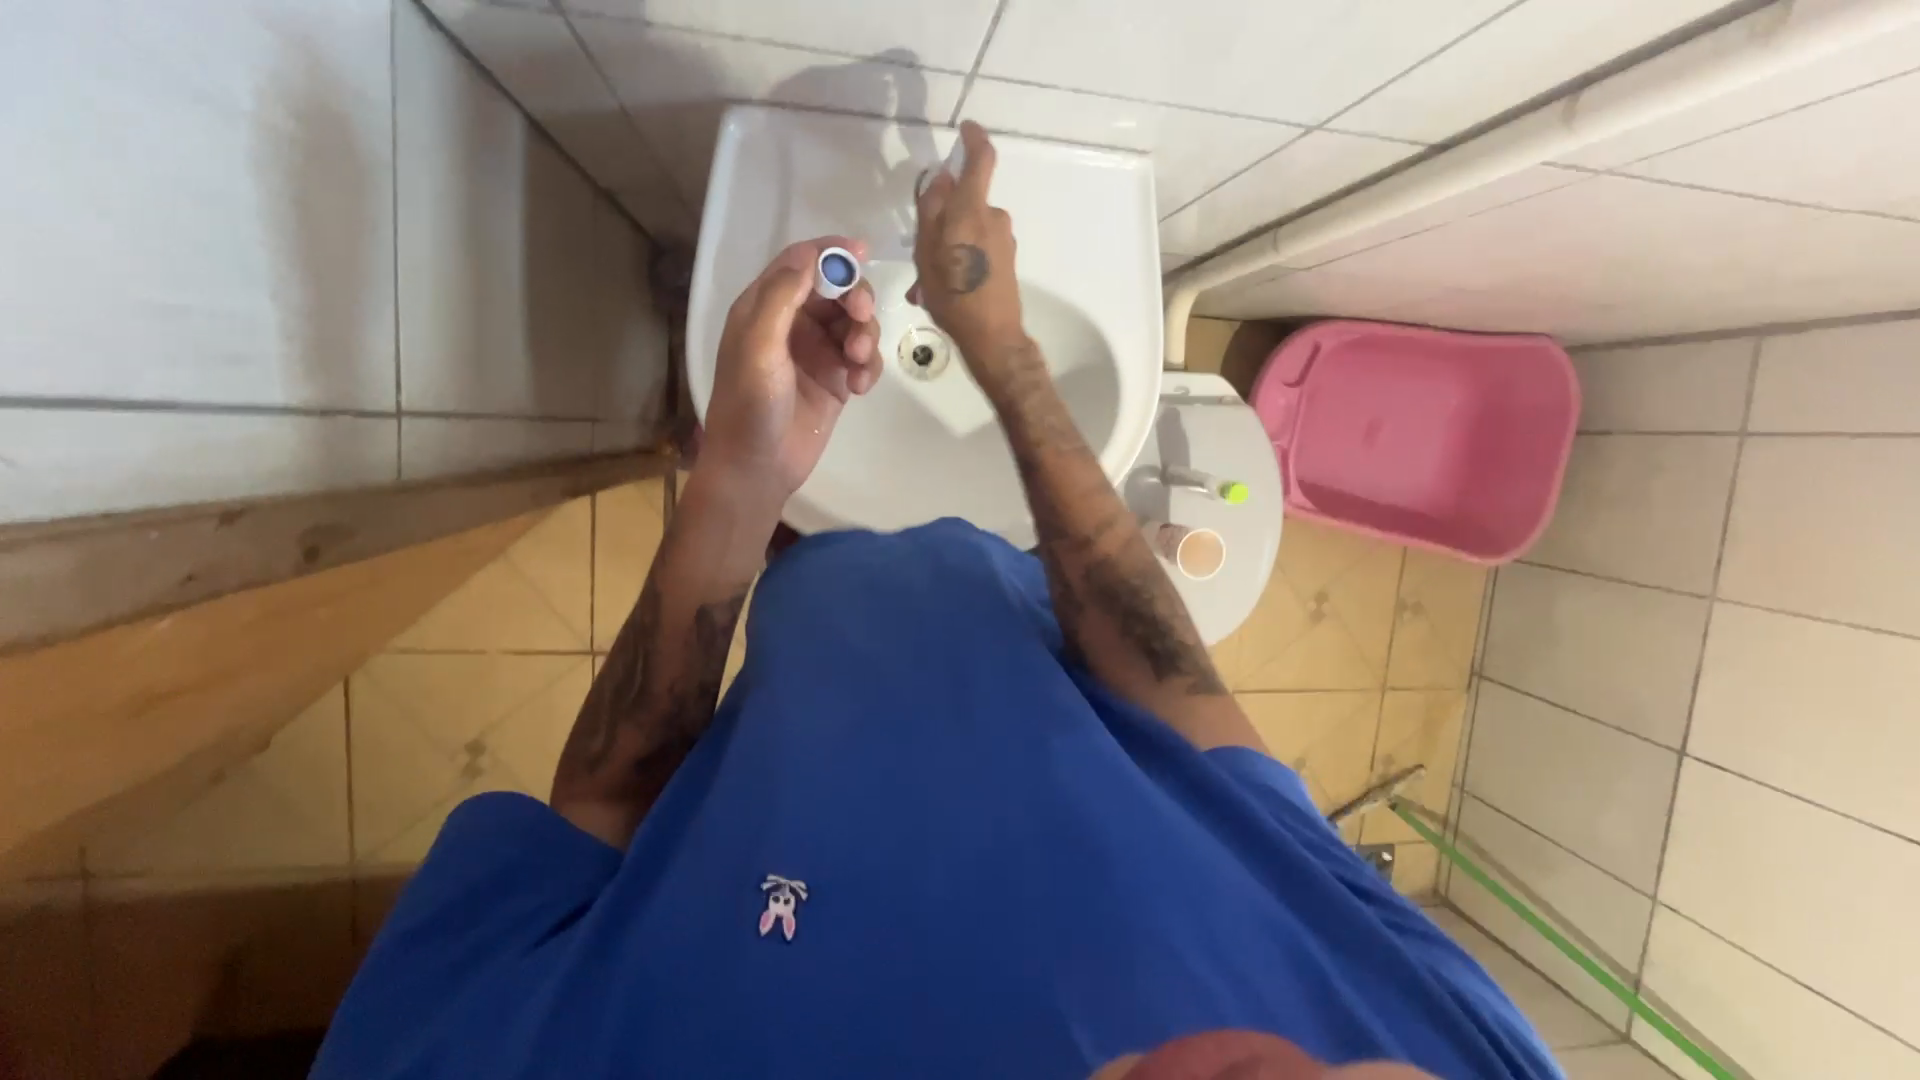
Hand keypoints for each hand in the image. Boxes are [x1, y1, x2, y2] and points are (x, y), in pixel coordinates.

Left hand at [702, 237, 880, 508]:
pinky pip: (864, 359)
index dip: (830, 253)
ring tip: (858, 364)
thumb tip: (813, 256)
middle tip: (861, 318)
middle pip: (836, 291)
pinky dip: (869, 367)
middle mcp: (792, 324)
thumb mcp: (759, 346)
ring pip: (855, 324)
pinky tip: (859, 387)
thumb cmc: (749, 405)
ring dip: (866, 336)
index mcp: (764, 308)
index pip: (800, 263)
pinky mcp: (835, 381)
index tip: (862, 253)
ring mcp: (816, 353)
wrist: (758, 468)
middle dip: (856, 299)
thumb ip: (782, 297)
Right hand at [911, 123, 1027, 375]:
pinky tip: (941, 294)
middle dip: (942, 220)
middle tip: (920, 251)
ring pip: (968, 233)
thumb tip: (940, 180)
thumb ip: (931, 210)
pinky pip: (976, 253)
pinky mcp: (1006, 262)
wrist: (992, 338)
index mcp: (973, 210)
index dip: (974, 139)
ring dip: (946, 250)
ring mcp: (1004, 241)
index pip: (981, 159)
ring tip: (925, 284)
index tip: (965, 130)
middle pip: (966, 203)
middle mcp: (994, 218)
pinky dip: (958, 264)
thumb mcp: (927, 252)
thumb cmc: (953, 294)